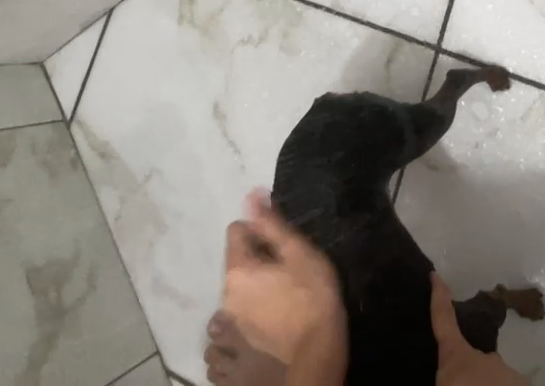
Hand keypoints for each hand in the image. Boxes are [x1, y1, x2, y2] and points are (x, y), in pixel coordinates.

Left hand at [221, 191, 345, 366]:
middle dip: (259, 252)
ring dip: (259, 274)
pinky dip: (260, 296)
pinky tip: (284, 303)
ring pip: (243, 279)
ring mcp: (234, 316)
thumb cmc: (311, 292)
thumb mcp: (296, 250)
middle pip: (238, 255)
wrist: (318, 347)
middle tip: (289, 262)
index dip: (259, 228)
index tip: (282, 240)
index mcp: (237, 269)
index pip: (236, 229)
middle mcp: (227, 292)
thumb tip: (251, 196)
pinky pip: (247, 302)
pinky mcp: (244, 332)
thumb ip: (270, 223)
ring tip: (288, 283)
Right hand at [431, 275, 527, 384]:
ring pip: (490, 380)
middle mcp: (483, 358)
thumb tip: (443, 369)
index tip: (436, 274)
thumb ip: (443, 373)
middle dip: (465, 378)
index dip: (439, 296)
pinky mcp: (522, 383)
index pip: (443, 319)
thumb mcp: (443, 382)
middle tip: (458, 385)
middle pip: (470, 362)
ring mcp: (505, 372)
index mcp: (456, 358)